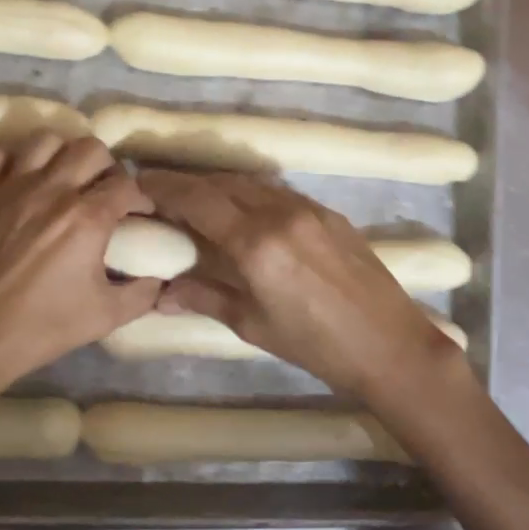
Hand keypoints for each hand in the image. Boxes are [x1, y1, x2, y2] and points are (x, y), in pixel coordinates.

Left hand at [0, 134, 161, 414]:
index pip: (126, 185)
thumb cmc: (40, 328)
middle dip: (106, 166)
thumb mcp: (104, 318)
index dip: (141, 197)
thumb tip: (159, 281)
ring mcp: (10, 188)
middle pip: (90, 148)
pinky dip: (7, 160)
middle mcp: (52, 190)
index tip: (140, 214)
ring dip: (62, 154)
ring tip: (65, 179)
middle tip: (105, 192)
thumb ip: (141, 295)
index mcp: (87, 218)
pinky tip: (17, 180)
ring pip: (44, 140)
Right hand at [136, 170, 460, 400]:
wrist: (390, 344)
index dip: (164, 189)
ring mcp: (309, 208)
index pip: (198, 200)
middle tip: (159, 192)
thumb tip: (161, 292)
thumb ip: (205, 298)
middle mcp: (280, 213)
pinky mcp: (330, 213)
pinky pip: (278, 192)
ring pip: (251, 184)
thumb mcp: (253, 325)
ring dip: (218, 186)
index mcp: (256, 243)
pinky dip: (249, 194)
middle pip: (222, 184)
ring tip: (196, 200)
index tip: (138, 185)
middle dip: (187, 184)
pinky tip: (242, 212)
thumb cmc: (316, 345)